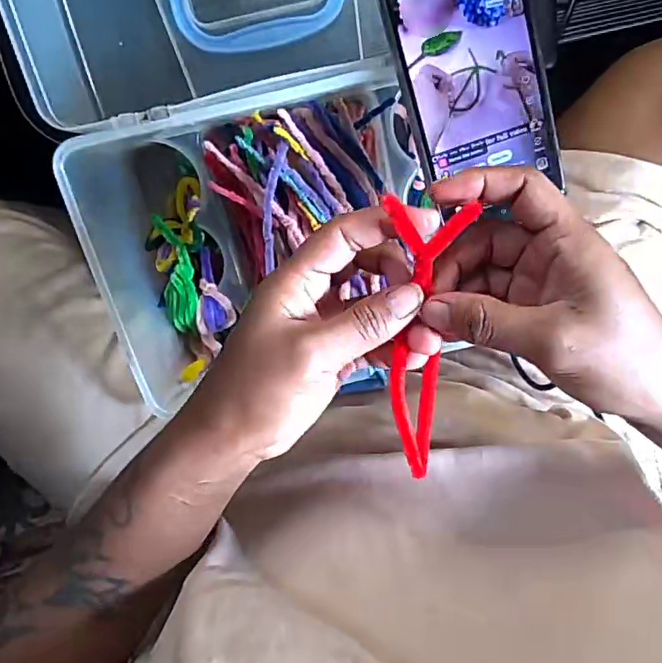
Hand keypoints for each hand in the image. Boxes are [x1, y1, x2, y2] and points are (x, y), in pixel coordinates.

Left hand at [182, 203, 442, 462]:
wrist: (230, 440)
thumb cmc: (258, 391)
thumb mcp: (312, 353)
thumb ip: (364, 322)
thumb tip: (414, 295)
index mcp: (297, 280)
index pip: (344, 234)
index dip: (386, 222)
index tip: (430, 225)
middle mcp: (314, 294)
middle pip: (368, 264)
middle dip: (402, 277)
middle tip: (428, 301)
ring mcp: (326, 323)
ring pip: (376, 303)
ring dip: (404, 318)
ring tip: (427, 344)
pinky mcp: (336, 351)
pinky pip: (374, 337)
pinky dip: (394, 345)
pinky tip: (412, 360)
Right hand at [420, 168, 661, 420]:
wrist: (657, 396)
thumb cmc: (623, 355)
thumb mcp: (552, 337)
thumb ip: (487, 321)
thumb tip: (429, 309)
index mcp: (565, 237)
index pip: (521, 187)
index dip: (477, 183)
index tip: (434, 198)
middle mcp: (545, 252)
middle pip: (483, 236)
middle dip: (447, 260)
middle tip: (418, 294)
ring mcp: (533, 282)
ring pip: (476, 272)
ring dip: (448, 293)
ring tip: (423, 324)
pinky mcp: (526, 311)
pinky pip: (482, 302)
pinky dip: (460, 315)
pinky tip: (438, 332)